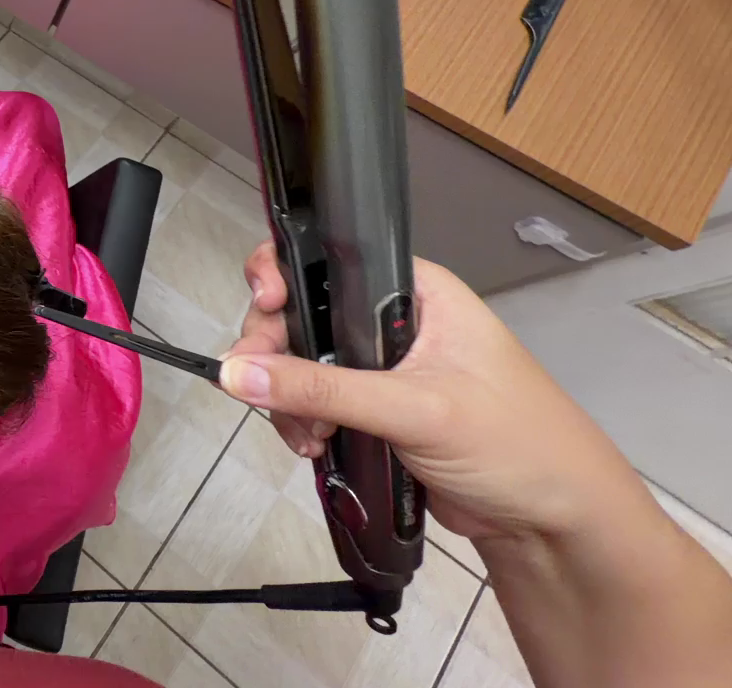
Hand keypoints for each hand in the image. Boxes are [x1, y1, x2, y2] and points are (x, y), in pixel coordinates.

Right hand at [219, 243, 641, 545]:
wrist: (560, 531)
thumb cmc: (516, 447)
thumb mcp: (415, 410)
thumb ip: (320, 389)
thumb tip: (232, 373)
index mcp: (413, 293)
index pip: (327, 259)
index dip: (282, 272)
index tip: (264, 304)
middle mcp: (388, 318)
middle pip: (297, 310)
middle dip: (272, 350)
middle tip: (254, 383)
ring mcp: (375, 363)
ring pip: (294, 356)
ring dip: (282, 394)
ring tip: (303, 434)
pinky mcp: (365, 403)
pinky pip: (305, 395)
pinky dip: (296, 416)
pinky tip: (310, 444)